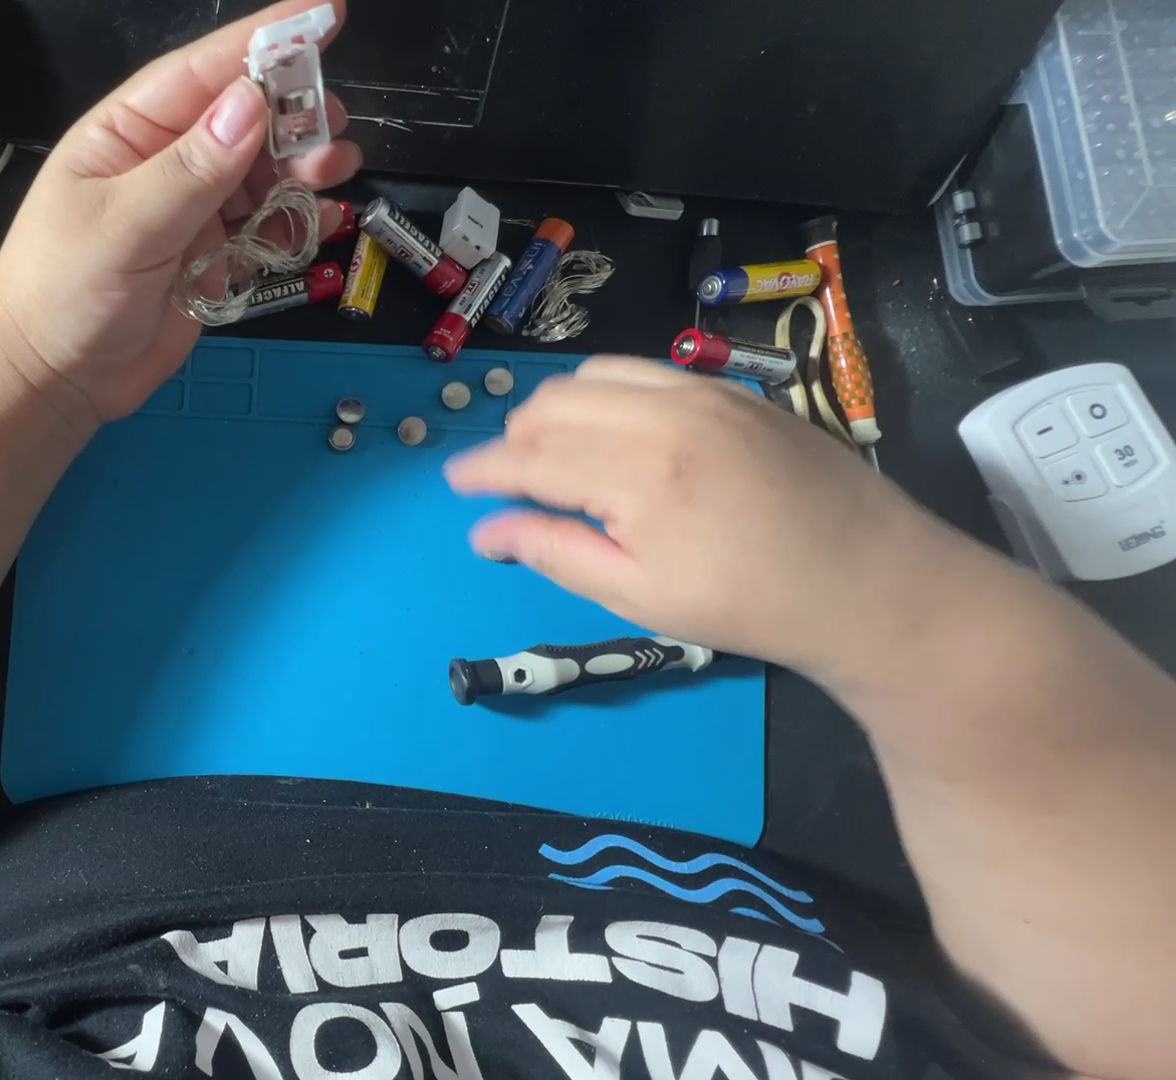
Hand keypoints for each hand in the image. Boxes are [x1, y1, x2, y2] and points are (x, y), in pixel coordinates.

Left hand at [0, 0, 362, 424]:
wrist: (55, 381)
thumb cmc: (62, 295)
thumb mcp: (121, 229)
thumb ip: (188, 172)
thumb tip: (248, 105)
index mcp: (128, 134)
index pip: (202, 73)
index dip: (265, 41)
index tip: (326, 14)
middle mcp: (164, 166)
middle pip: (242, 123)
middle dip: (292, 119)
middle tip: (334, 131)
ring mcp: (190, 215)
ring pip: (260, 177)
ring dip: (300, 173)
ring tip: (331, 176)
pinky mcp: (209, 261)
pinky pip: (261, 232)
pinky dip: (291, 228)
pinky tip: (315, 225)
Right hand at [445, 358, 977, 679]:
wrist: (876, 584)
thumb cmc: (747, 605)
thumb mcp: (636, 596)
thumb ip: (552, 553)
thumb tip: (484, 533)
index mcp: (640, 477)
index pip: (530, 458)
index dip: (482, 470)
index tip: (454, 481)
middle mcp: (666, 417)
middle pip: (552, 404)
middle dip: (514, 439)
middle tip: (510, 481)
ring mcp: (705, 394)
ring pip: (591, 375)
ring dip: (554, 410)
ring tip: (555, 453)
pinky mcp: (733, 390)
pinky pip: (642, 370)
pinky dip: (604, 395)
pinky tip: (613, 434)